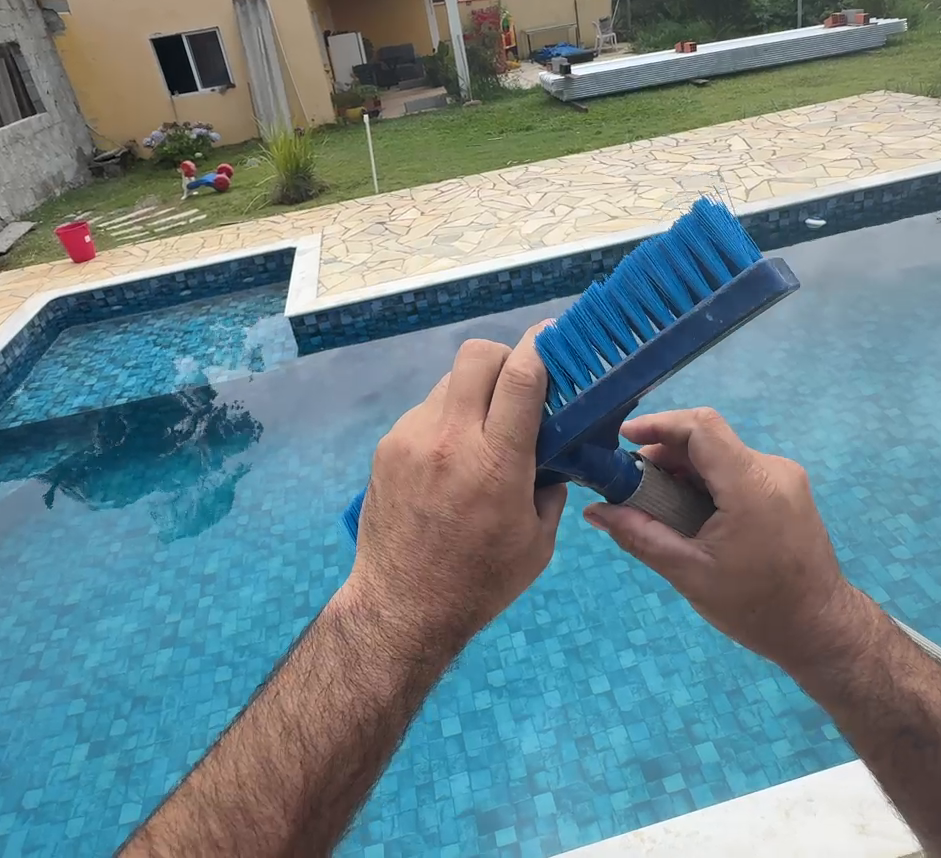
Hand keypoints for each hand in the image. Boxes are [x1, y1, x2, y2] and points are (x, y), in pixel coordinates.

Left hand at [343, 325, 567, 653]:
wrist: (401, 606)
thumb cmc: (481, 581)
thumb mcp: (538, 541)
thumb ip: (550, 485)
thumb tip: (551, 451)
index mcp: (497, 461)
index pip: (521, 376)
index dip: (542, 344)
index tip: (554, 334)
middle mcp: (451, 437)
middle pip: (477, 355)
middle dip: (504, 357)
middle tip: (518, 386)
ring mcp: (411, 437)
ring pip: (450, 381)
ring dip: (474, 392)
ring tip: (482, 431)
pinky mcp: (387, 447)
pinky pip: (427, 412)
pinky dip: (447, 420)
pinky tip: (449, 459)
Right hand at [583, 408, 875, 671]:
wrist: (822, 631)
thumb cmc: (756, 607)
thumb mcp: (689, 574)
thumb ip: (639, 535)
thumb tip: (594, 512)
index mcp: (751, 485)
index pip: (701, 427)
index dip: (659, 424)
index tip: (623, 438)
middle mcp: (771, 469)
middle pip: (707, 438)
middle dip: (664, 451)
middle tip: (632, 483)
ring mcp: (783, 477)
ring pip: (720, 453)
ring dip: (683, 467)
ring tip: (656, 502)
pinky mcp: (785, 488)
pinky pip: (735, 468)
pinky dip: (704, 479)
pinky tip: (687, 510)